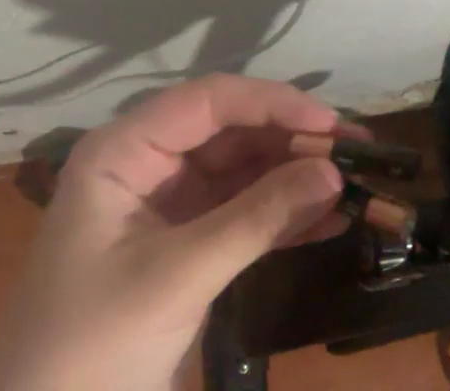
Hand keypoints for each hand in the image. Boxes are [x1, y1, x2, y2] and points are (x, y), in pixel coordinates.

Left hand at [0, 75, 350, 390]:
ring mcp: (170, 208)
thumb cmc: (90, 347)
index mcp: (125, 153)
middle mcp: (149, 167)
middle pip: (233, 133)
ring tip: (359, 183)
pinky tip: (334, 220)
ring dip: (298, 179)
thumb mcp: (178, 275)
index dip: (272, 104)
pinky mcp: (188, 247)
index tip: (329, 125)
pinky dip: (287, 217)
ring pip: (245, 173)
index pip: (208, 102)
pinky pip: (245, 216)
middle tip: (359, 152)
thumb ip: (258, 218)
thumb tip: (334, 171)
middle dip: (294, 142)